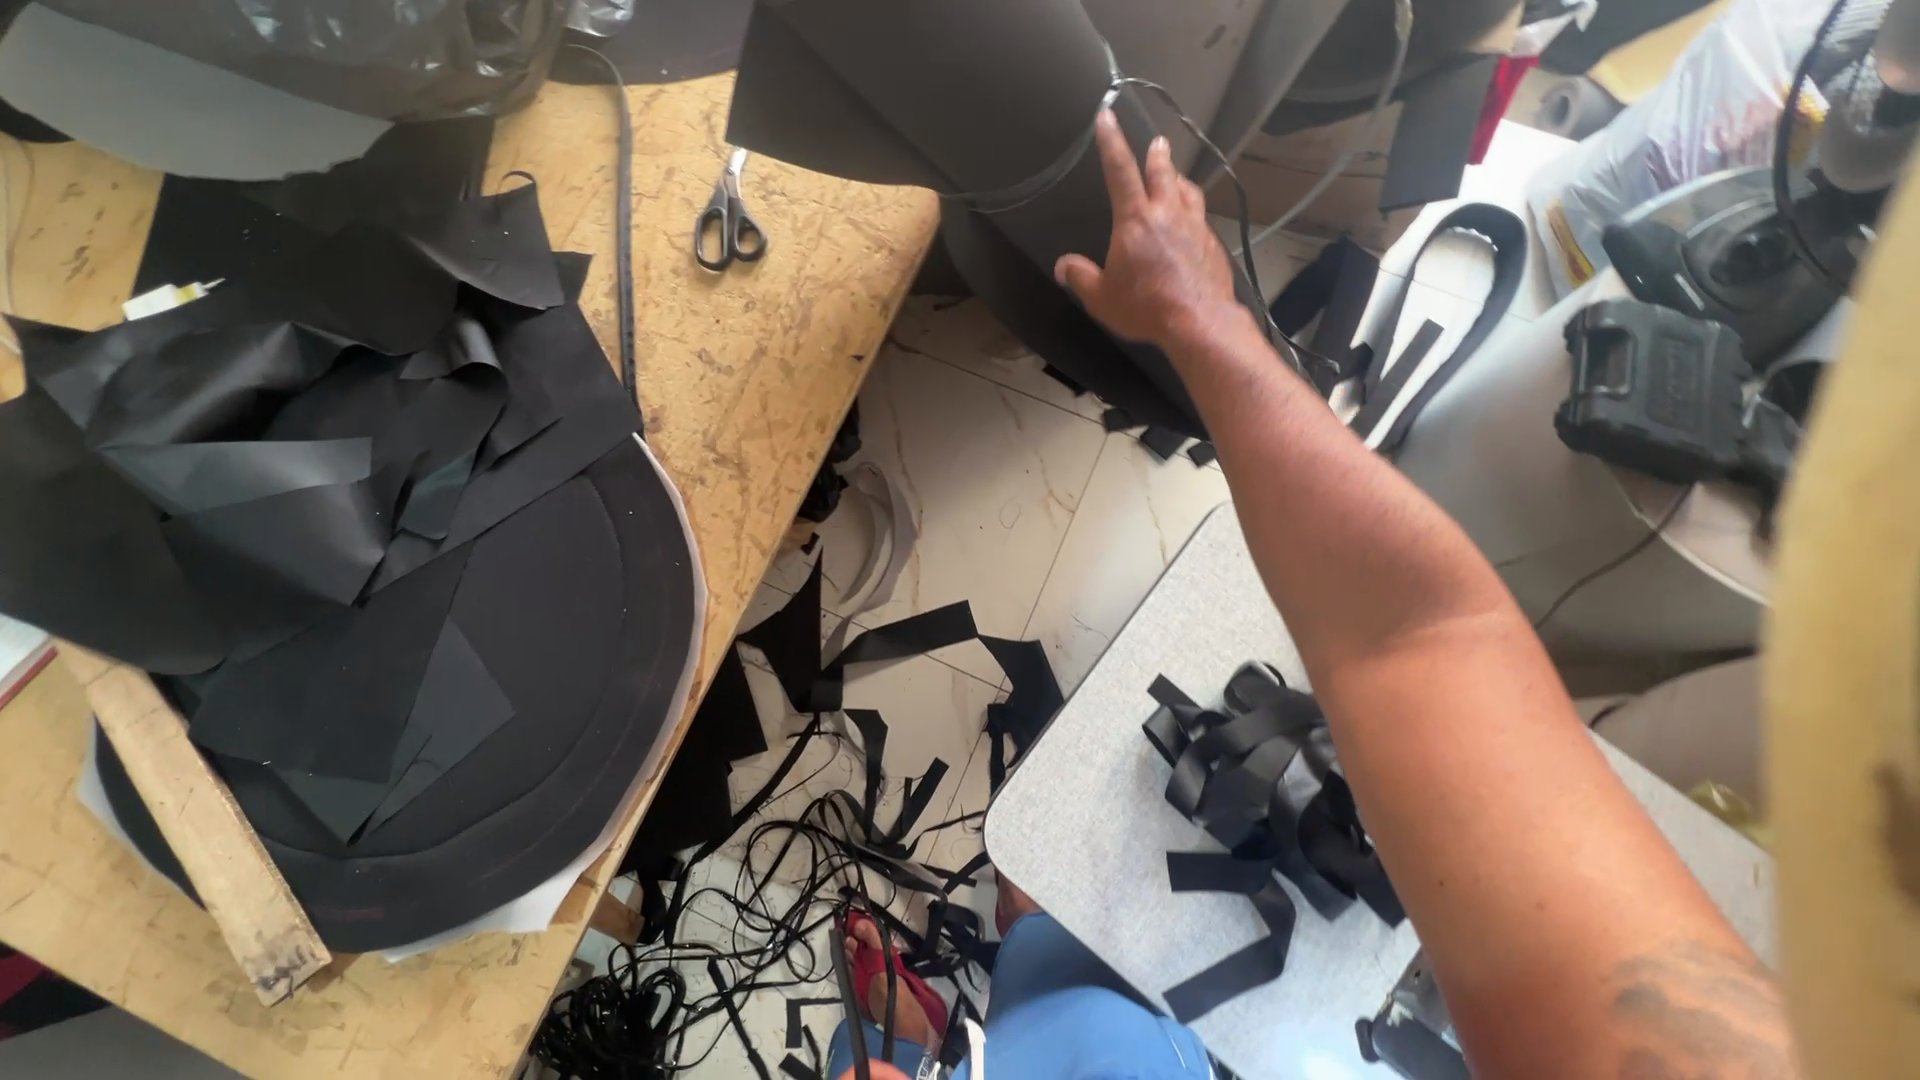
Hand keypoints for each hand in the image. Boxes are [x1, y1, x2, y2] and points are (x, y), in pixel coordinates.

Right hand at [1054, 111, 1245, 351]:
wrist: (1198, 321)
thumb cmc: (1144, 307)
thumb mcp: (1101, 298)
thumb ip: (1081, 278)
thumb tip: (1063, 266)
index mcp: (1135, 220)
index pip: (1120, 171)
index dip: (1111, 142)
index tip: (1107, 116)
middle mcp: (1168, 213)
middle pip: (1162, 172)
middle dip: (1156, 155)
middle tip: (1157, 142)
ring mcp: (1195, 227)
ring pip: (1188, 191)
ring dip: (1180, 180)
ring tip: (1177, 178)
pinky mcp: (1212, 245)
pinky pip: (1201, 220)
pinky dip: (1194, 214)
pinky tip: (1193, 224)